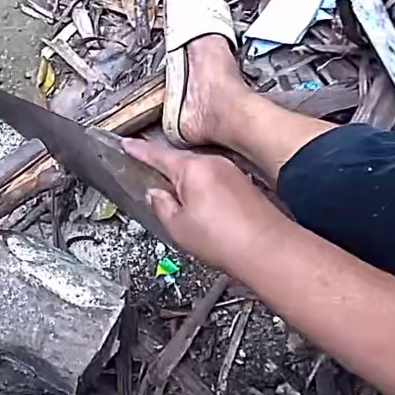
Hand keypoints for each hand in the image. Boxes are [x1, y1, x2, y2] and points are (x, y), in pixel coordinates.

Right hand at [125, 138, 290, 271]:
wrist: (268, 250)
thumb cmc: (225, 240)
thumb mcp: (177, 226)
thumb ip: (161, 205)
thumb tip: (155, 194)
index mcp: (192, 168)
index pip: (157, 155)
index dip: (139, 150)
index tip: (127, 145)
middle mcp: (213, 163)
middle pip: (179, 163)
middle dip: (165, 174)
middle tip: (151, 187)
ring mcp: (231, 172)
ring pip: (198, 173)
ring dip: (185, 186)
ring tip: (179, 209)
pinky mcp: (243, 184)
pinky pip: (213, 181)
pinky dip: (202, 192)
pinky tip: (202, 211)